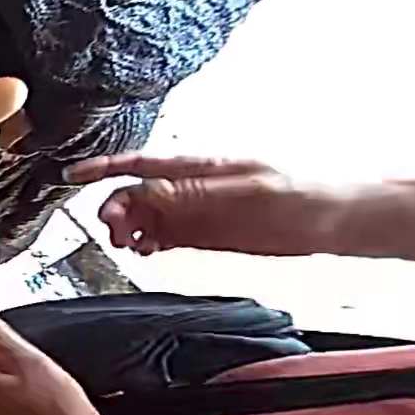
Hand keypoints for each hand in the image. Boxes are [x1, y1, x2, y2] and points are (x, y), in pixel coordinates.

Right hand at [65, 153, 341, 256]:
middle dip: (113, 211)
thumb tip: (134, 194)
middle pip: (128, 195)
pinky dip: (141, 243)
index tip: (71, 175)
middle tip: (116, 231)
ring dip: (124, 231)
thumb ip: (183, 194)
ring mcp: (187, 210)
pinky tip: (145, 250)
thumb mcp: (238, 192)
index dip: (100, 168)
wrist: (344, 221)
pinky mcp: (194, 232)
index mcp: (193, 168)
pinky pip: (153, 236)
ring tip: (130, 245)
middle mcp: (183, 188)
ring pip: (136, 218)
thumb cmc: (303, 196)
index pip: (135, 164)